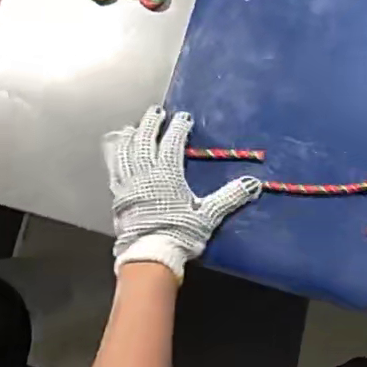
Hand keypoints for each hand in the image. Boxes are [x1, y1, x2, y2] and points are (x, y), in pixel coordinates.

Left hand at [104, 107, 260, 279]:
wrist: (150, 255)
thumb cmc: (179, 234)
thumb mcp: (208, 215)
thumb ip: (229, 196)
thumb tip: (252, 183)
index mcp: (167, 174)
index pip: (173, 142)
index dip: (179, 128)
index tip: (183, 118)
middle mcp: (146, 173)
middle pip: (146, 140)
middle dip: (152, 124)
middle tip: (156, 112)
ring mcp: (129, 183)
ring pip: (127, 151)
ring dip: (131, 136)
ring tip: (133, 126)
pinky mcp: (117, 195)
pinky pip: (114, 167)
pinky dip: (114, 154)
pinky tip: (114, 149)